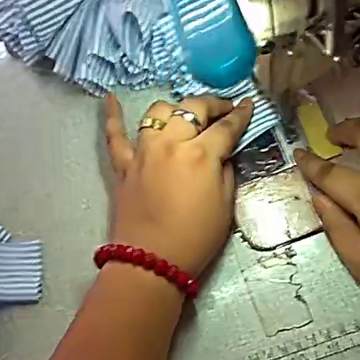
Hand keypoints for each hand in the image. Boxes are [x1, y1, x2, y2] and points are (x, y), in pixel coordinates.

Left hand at [102, 93, 254, 275]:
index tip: (248, 105)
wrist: (152, 261)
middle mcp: (171, 143)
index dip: (241, 115)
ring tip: (184, 115)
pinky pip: (115, 134)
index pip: (226, 127)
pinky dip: (113, 115)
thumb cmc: (196, 237)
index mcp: (201, 154)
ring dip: (175, 109)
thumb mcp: (225, 205)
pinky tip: (110, 99)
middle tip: (223, 109)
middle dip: (212, 104)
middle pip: (192, 108)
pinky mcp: (123, 165)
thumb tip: (223, 155)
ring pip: (157, 113)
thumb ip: (225, 172)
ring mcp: (144, 151)